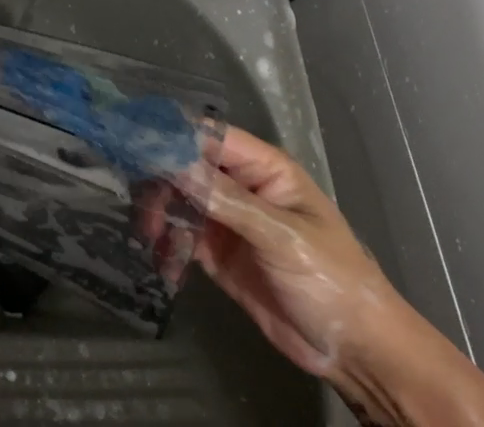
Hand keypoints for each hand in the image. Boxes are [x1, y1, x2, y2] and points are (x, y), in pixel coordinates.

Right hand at [162, 126, 408, 376]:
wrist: (355, 350)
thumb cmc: (332, 280)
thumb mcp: (280, 236)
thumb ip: (225, 198)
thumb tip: (172, 161)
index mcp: (263, 169)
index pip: (208, 135)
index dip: (170, 134)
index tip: (129, 140)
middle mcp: (240, 186)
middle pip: (183, 165)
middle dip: (158, 182)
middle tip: (143, 210)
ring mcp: (226, 220)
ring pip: (175, 199)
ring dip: (157, 215)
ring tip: (153, 240)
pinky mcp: (216, 253)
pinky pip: (179, 236)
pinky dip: (165, 245)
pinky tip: (166, 264)